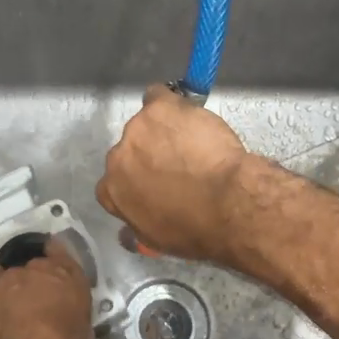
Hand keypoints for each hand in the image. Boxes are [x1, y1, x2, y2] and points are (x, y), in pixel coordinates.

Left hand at [0, 239, 97, 338]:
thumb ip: (84, 330)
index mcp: (71, 276)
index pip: (62, 253)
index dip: (56, 256)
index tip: (53, 264)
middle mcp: (43, 268)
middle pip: (38, 266)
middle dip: (38, 280)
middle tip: (37, 301)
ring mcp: (15, 273)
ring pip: (15, 274)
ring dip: (16, 286)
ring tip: (13, 307)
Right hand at [97, 85, 267, 263]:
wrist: (226, 201)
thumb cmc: (195, 229)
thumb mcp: (158, 241)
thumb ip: (137, 229)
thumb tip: (127, 233)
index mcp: (112, 192)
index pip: (112, 183)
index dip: (135, 181)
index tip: (154, 184)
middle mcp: (117, 158)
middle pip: (129, 150)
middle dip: (149, 155)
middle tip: (179, 165)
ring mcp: (138, 129)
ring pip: (147, 122)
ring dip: (165, 130)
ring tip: (193, 143)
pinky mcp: (160, 108)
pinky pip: (159, 96)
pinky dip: (171, 103)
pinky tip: (187, 113)